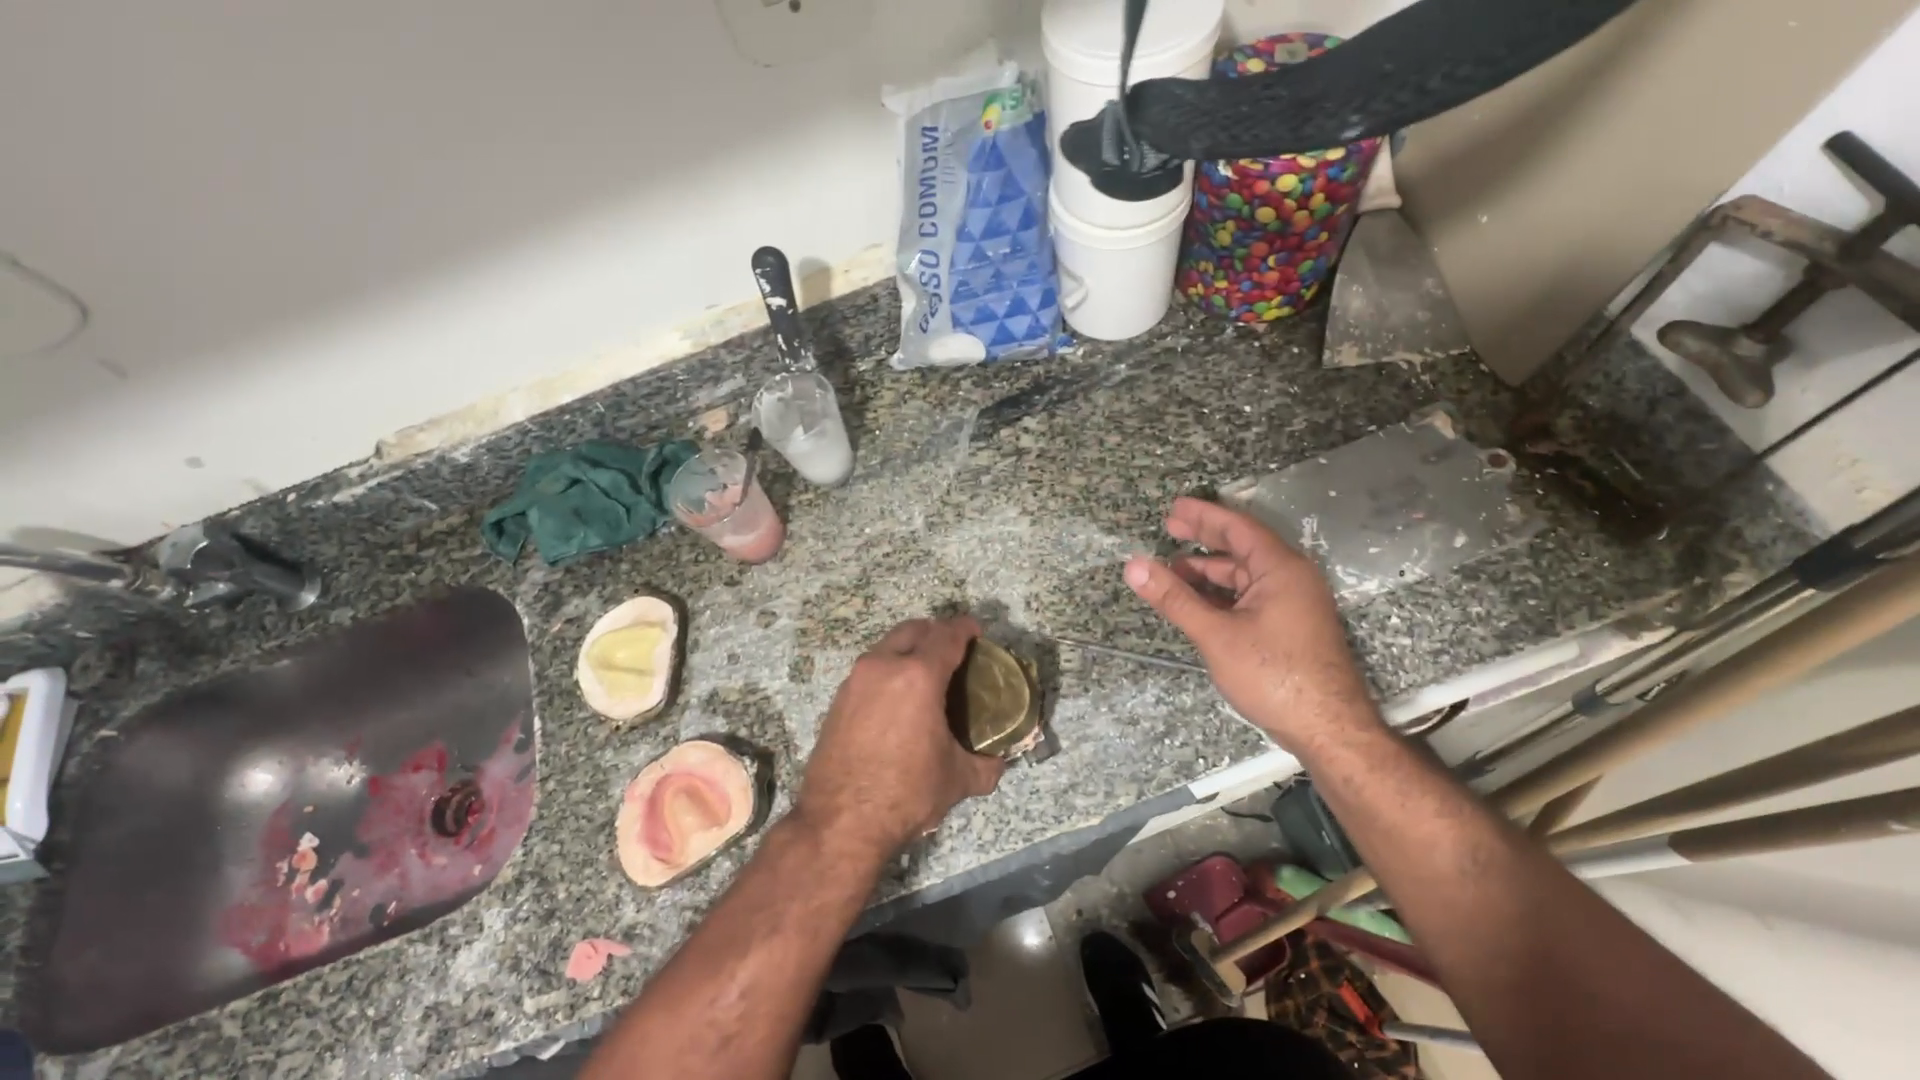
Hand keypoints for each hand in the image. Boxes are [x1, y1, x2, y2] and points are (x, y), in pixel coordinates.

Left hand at [796, 616, 1005, 856]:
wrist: (841, 821)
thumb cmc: (906, 793)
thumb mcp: (958, 779)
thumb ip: (986, 764)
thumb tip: (1000, 760)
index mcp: (917, 676)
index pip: (947, 636)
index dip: (966, 629)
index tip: (977, 632)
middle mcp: (882, 667)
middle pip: (912, 630)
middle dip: (935, 632)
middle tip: (954, 651)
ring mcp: (855, 682)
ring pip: (886, 647)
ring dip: (908, 650)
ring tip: (927, 674)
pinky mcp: (838, 701)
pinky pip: (869, 671)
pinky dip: (888, 672)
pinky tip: (898, 700)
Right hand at [1123, 497, 1380, 752]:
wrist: (1327, 726)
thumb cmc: (1274, 674)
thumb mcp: (1217, 634)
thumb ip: (1175, 598)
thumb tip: (1133, 565)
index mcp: (1281, 568)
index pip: (1238, 527)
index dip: (1204, 515)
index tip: (1174, 508)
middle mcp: (1291, 578)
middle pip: (1242, 549)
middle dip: (1204, 540)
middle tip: (1168, 528)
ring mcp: (1293, 604)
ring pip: (1245, 578)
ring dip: (1209, 572)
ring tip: (1171, 571)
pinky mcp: (1290, 627)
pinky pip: (1250, 599)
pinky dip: (1222, 596)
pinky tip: (1198, 603)